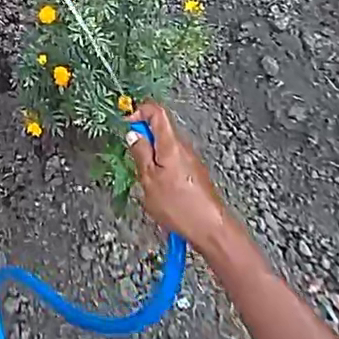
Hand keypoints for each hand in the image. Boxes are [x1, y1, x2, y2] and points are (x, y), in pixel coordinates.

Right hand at [125, 102, 236, 255]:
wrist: (210, 228)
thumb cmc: (180, 207)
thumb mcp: (149, 179)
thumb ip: (140, 153)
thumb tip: (133, 135)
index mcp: (171, 143)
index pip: (156, 110)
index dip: (139, 112)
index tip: (127, 125)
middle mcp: (183, 146)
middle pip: (160, 128)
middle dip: (143, 139)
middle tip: (135, 158)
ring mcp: (190, 159)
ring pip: (165, 146)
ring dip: (152, 155)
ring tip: (148, 178)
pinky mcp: (193, 172)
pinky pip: (173, 159)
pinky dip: (162, 167)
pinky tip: (160, 188)